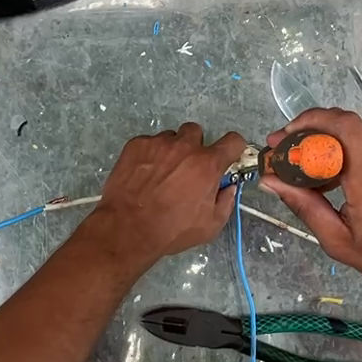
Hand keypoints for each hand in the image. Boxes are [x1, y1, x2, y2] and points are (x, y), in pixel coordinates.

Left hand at [82, 123, 247, 266]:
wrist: (127, 228)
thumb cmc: (171, 229)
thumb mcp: (209, 226)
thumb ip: (225, 202)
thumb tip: (228, 187)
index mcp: (207, 164)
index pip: (233, 141)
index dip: (233, 148)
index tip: (227, 156)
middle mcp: (185, 146)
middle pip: (196, 132)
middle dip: (195, 147)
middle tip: (186, 168)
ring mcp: (158, 143)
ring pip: (171, 137)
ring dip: (170, 151)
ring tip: (161, 173)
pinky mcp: (136, 144)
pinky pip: (149, 142)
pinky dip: (149, 154)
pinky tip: (143, 174)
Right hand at [261, 107, 361, 286]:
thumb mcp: (341, 243)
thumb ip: (306, 208)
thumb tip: (272, 181)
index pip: (345, 130)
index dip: (311, 122)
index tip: (284, 138)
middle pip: (345, 124)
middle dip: (309, 128)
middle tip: (286, 147)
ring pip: (354, 134)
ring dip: (325, 141)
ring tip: (305, 166)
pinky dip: (343, 151)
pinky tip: (332, 174)